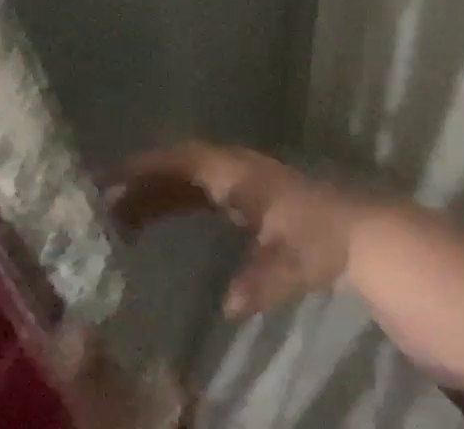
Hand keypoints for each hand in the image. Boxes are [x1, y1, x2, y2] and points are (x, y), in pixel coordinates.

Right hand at [110, 143, 362, 317]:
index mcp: (239, 175)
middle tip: (102, 203)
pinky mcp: (249, 197)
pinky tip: (157, 221)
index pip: (185, 160)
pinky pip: (200, 191)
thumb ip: (259, 282)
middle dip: (142, 181)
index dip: (147, 165)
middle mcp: (236, 169)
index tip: (109, 176)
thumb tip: (229, 304)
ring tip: (119, 218)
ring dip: (155, 193)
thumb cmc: (320, 241)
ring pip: (188, 179)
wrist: (361, 234)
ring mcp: (243, 181)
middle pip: (180, 167)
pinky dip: (174, 201)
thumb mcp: (289, 264)